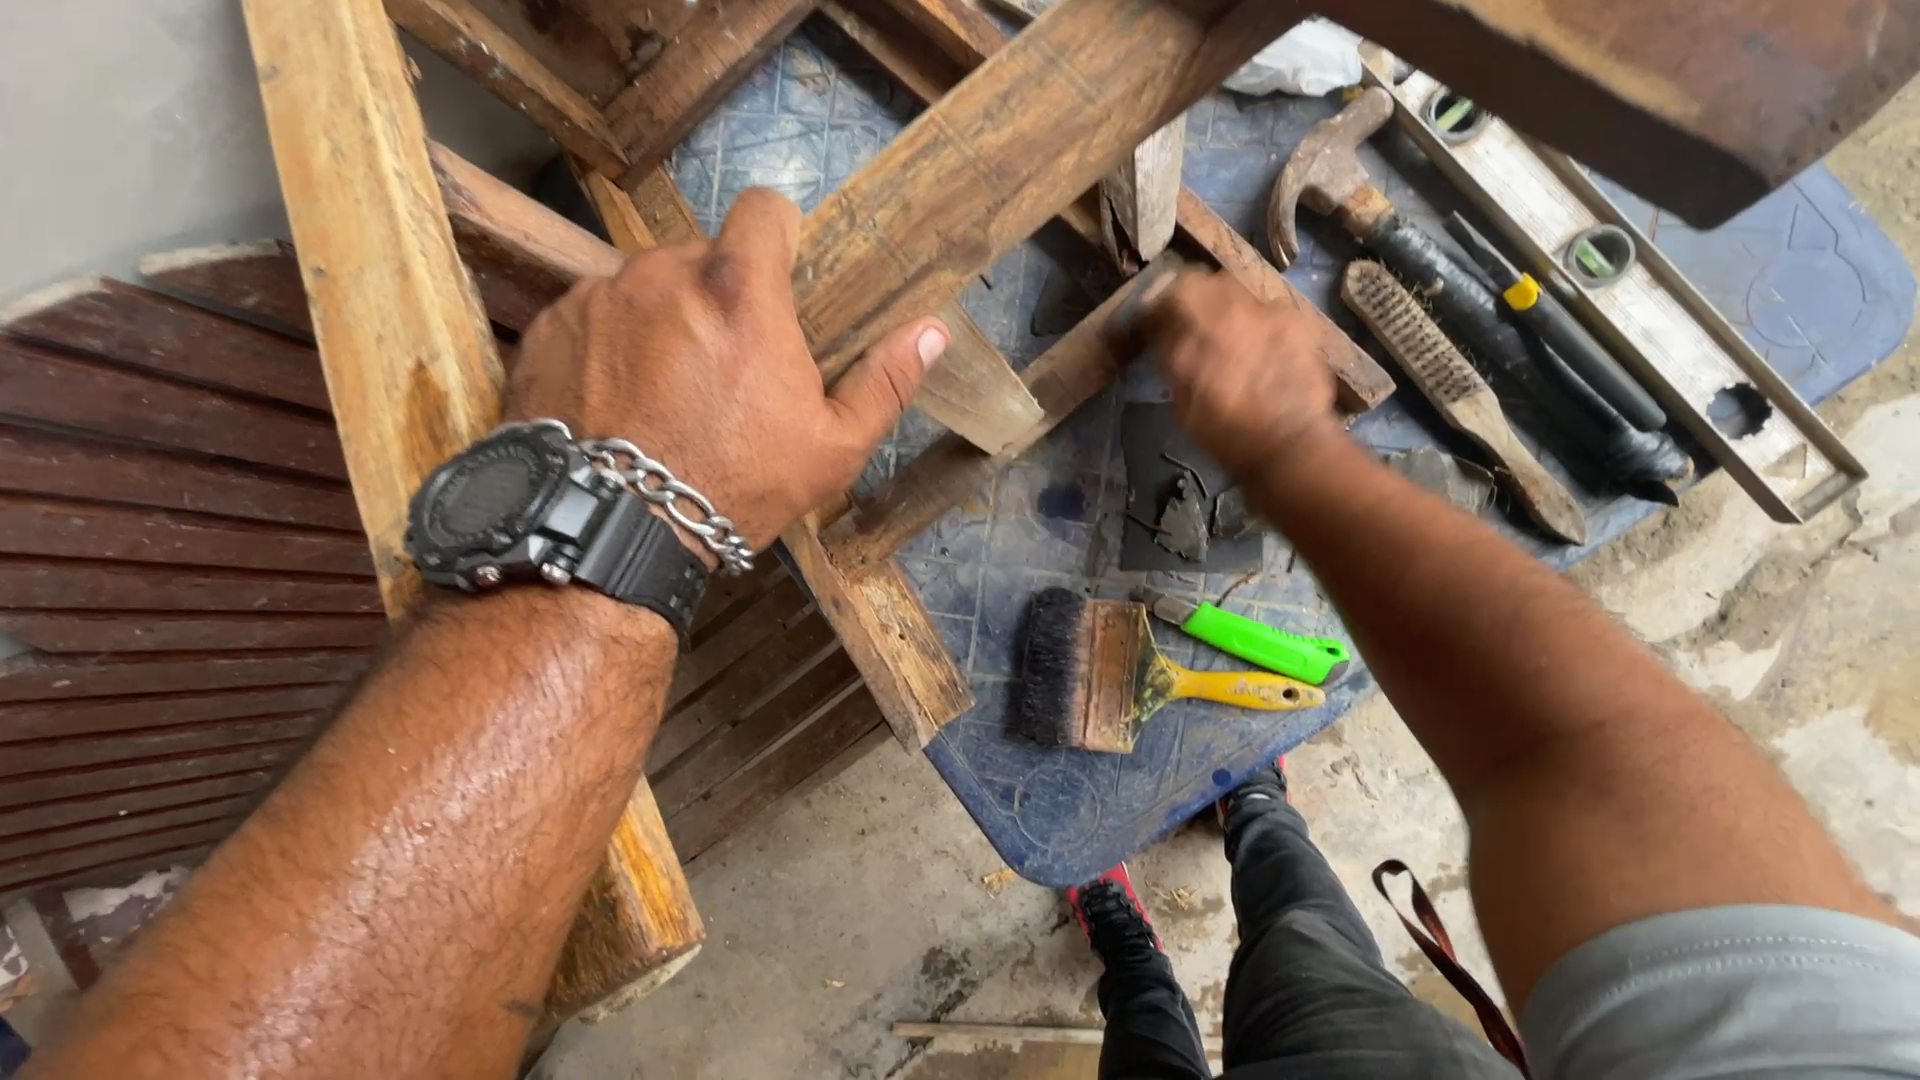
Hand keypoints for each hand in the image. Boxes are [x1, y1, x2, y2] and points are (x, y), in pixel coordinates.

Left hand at [504, 189, 949, 552]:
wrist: (615, 528)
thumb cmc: (738, 485)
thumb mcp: (833, 447)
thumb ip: (885, 381)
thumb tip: (932, 331)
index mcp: (740, 290)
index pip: (764, 208)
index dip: (780, 235)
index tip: (782, 275)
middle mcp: (664, 272)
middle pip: (706, 257)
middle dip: (722, 296)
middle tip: (727, 367)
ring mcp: (600, 295)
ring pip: (648, 284)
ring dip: (666, 318)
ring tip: (669, 390)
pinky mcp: (551, 324)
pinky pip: (596, 312)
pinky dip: (613, 342)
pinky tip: (620, 399)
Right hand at [1128, 270, 1339, 476]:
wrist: (1288, 444)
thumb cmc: (1227, 436)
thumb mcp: (1182, 406)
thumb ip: (1174, 364)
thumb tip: (1170, 343)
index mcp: (1188, 342)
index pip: (1163, 303)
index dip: (1156, 308)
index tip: (1154, 320)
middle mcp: (1224, 317)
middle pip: (1198, 282)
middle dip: (1189, 296)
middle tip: (1188, 315)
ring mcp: (1263, 313)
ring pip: (1233, 287)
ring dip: (1222, 301)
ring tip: (1225, 325)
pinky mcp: (1295, 319)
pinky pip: (1266, 307)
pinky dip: (1256, 318)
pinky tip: (1259, 340)